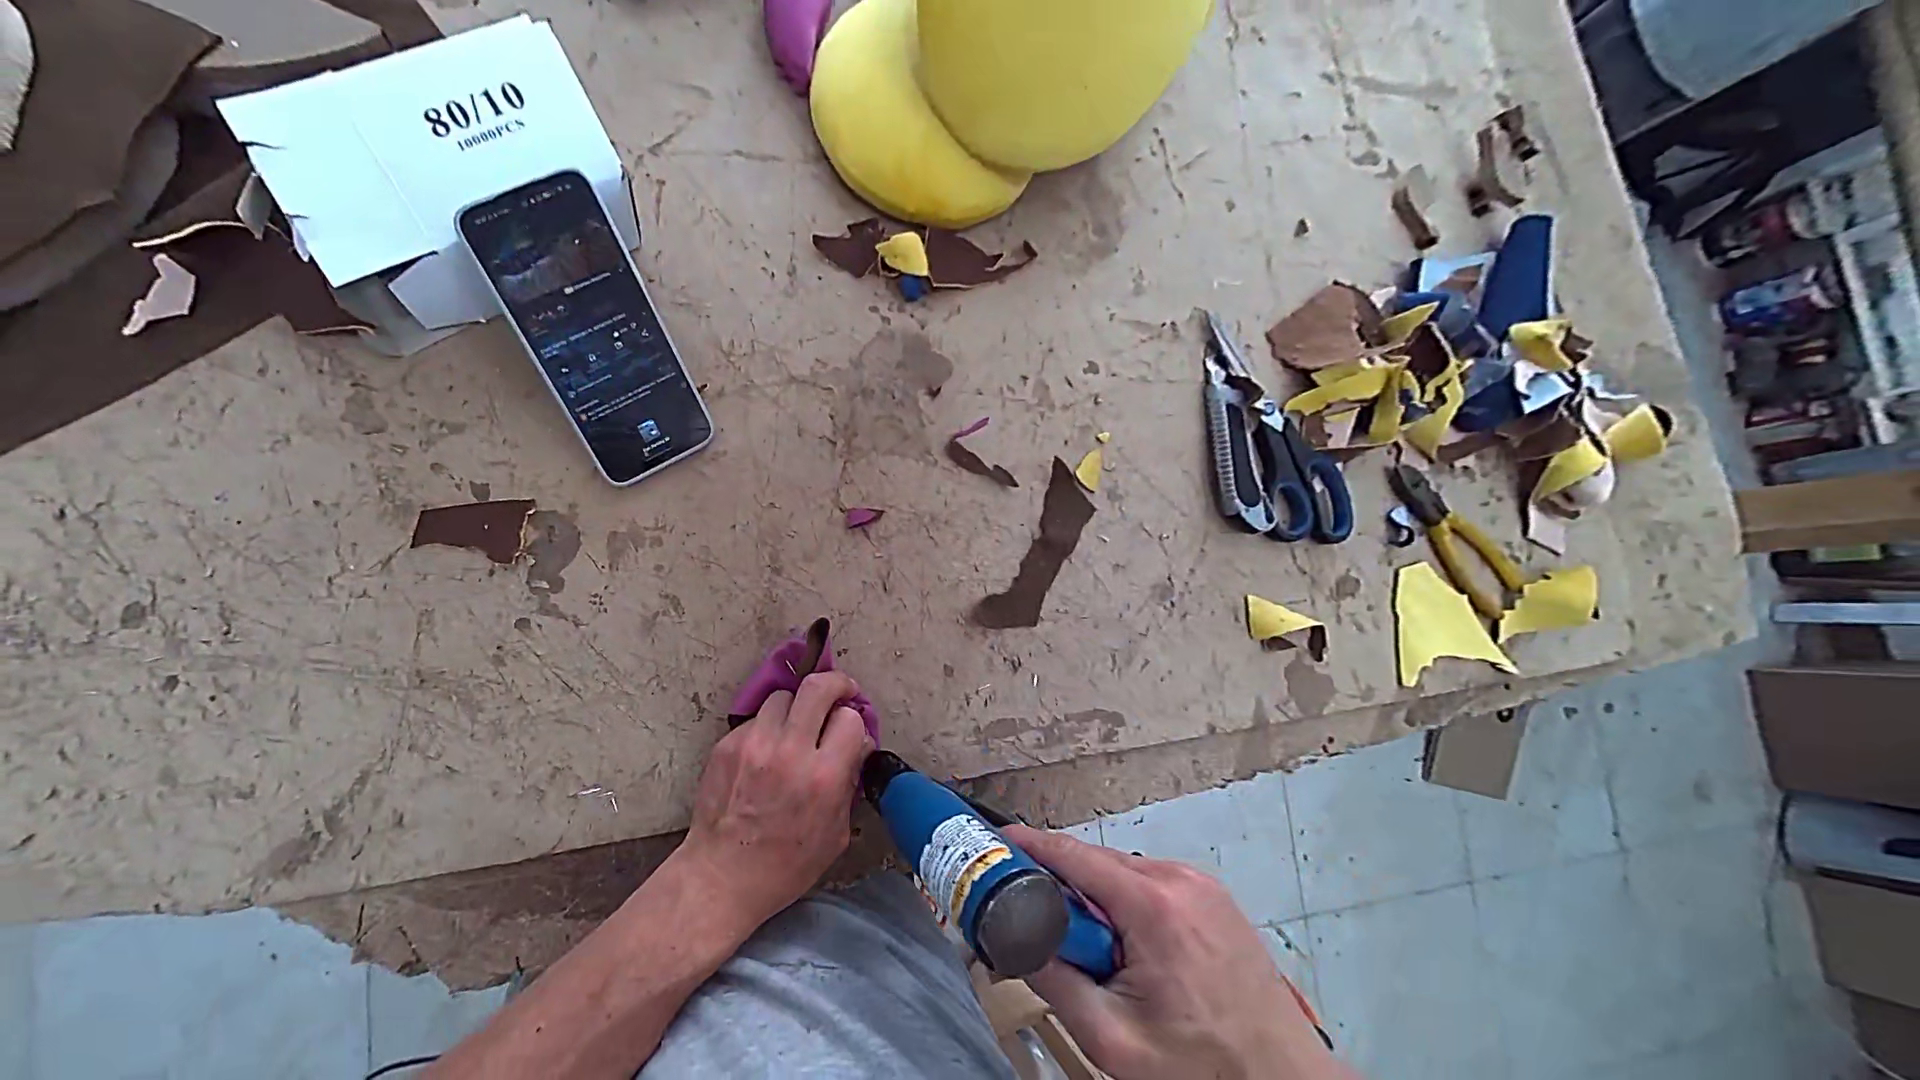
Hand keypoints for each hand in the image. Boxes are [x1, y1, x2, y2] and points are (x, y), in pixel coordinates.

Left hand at [679, 671, 873, 932]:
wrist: (720, 878)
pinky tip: (768, 751)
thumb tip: (857, 745)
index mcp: (823, 777)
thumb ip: (850, 781)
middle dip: (835, 683)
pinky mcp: (727, 747)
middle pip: (817, 687)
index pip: (850, 718)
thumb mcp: (836, 832)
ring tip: (798, 726)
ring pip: (783, 696)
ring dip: (797, 706)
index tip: (851, 728)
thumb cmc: (785, 865)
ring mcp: (753, 746)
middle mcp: (789, 753)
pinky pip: (756, 719)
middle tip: (839, 692)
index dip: (855, 721)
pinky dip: (769, 727)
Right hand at [1004, 825, 1358, 1079]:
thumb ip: (1054, 982)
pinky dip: (1127, 904)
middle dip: (1063, 887)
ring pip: (1123, 872)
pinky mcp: (1212, 897)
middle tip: (1041, 925)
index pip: (1073, 854)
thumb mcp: (1111, 1038)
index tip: (998, 843)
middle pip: (1096, 862)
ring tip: (1096, 954)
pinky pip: (1151, 884)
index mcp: (1154, 905)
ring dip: (1097, 900)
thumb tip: (1013, 945)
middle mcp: (1179, 879)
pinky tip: (1129, 949)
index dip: (1030, 845)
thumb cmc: (1205, 1068)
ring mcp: (1201, 884)